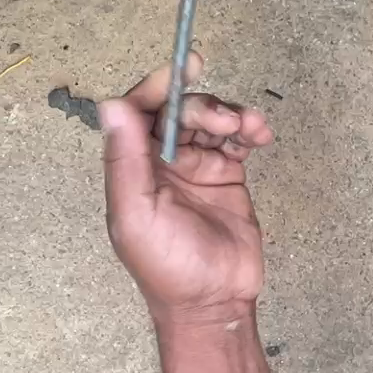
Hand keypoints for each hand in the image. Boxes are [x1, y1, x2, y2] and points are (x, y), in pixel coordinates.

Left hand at [100, 53, 275, 328]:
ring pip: (211, 119)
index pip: (141, 111)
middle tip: (225, 122)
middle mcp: (162, 161)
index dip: (159, 86)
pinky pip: (237, 138)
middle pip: (180, 110)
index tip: (183, 68)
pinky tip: (260, 135)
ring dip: (231, 114)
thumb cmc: (168, 267)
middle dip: (204, 106)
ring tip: (250, 128)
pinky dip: (249, 129)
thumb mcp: (137, 215)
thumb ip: (125, 160)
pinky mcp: (227, 174)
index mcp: (133, 168)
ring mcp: (197, 166)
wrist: (215, 304)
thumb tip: (111, 104)